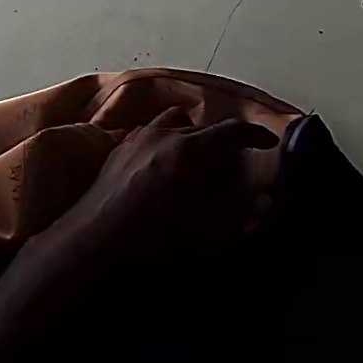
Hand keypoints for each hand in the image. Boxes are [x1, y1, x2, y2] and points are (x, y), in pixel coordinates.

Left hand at [36, 105, 279, 267]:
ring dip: (191, 133)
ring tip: (196, 155)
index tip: (266, 144)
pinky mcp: (117, 149)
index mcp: (189, 151)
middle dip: (222, 140)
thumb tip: (262, 200)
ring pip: (173, 121)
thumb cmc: (153, 240)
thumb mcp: (206, 234)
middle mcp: (163, 135)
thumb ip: (239, 215)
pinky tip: (163, 162)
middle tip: (231, 160)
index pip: (232, 132)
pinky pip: (149, 132)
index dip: (255, 136)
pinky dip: (165, 140)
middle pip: (203, 126)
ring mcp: (136, 139)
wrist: (95, 242)